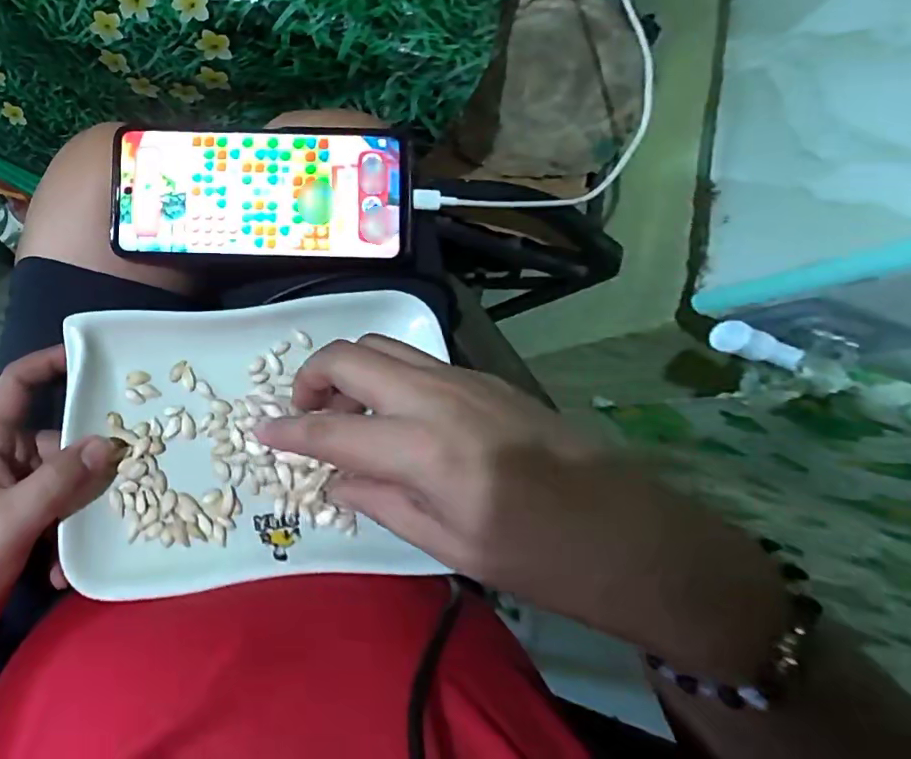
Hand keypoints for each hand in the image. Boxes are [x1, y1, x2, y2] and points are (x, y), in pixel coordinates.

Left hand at [0, 346, 120, 637]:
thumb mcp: (15, 517)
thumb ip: (60, 481)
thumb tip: (107, 444)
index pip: (17, 383)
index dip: (47, 363)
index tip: (87, 357)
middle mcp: (4, 458)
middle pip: (56, 440)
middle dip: (84, 463)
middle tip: (124, 475)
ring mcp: (13, 491)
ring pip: (62, 481)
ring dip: (77, 510)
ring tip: (91, 535)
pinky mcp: (22, 521)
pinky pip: (57, 514)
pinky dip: (64, 538)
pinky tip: (60, 571)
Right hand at [256, 336, 789, 678]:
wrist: (650, 543)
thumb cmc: (548, 564)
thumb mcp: (453, 547)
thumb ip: (380, 502)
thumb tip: (334, 478)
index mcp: (429, 452)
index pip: (331, 432)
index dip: (287, 433)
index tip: (260, 433)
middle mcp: (440, 400)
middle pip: (346, 358)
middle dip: (309, 379)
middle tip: (306, 415)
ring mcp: (466, 380)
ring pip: (378, 346)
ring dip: (346, 371)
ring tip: (347, 412)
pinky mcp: (486, 377)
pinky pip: (413, 359)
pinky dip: (383, 375)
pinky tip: (396, 415)